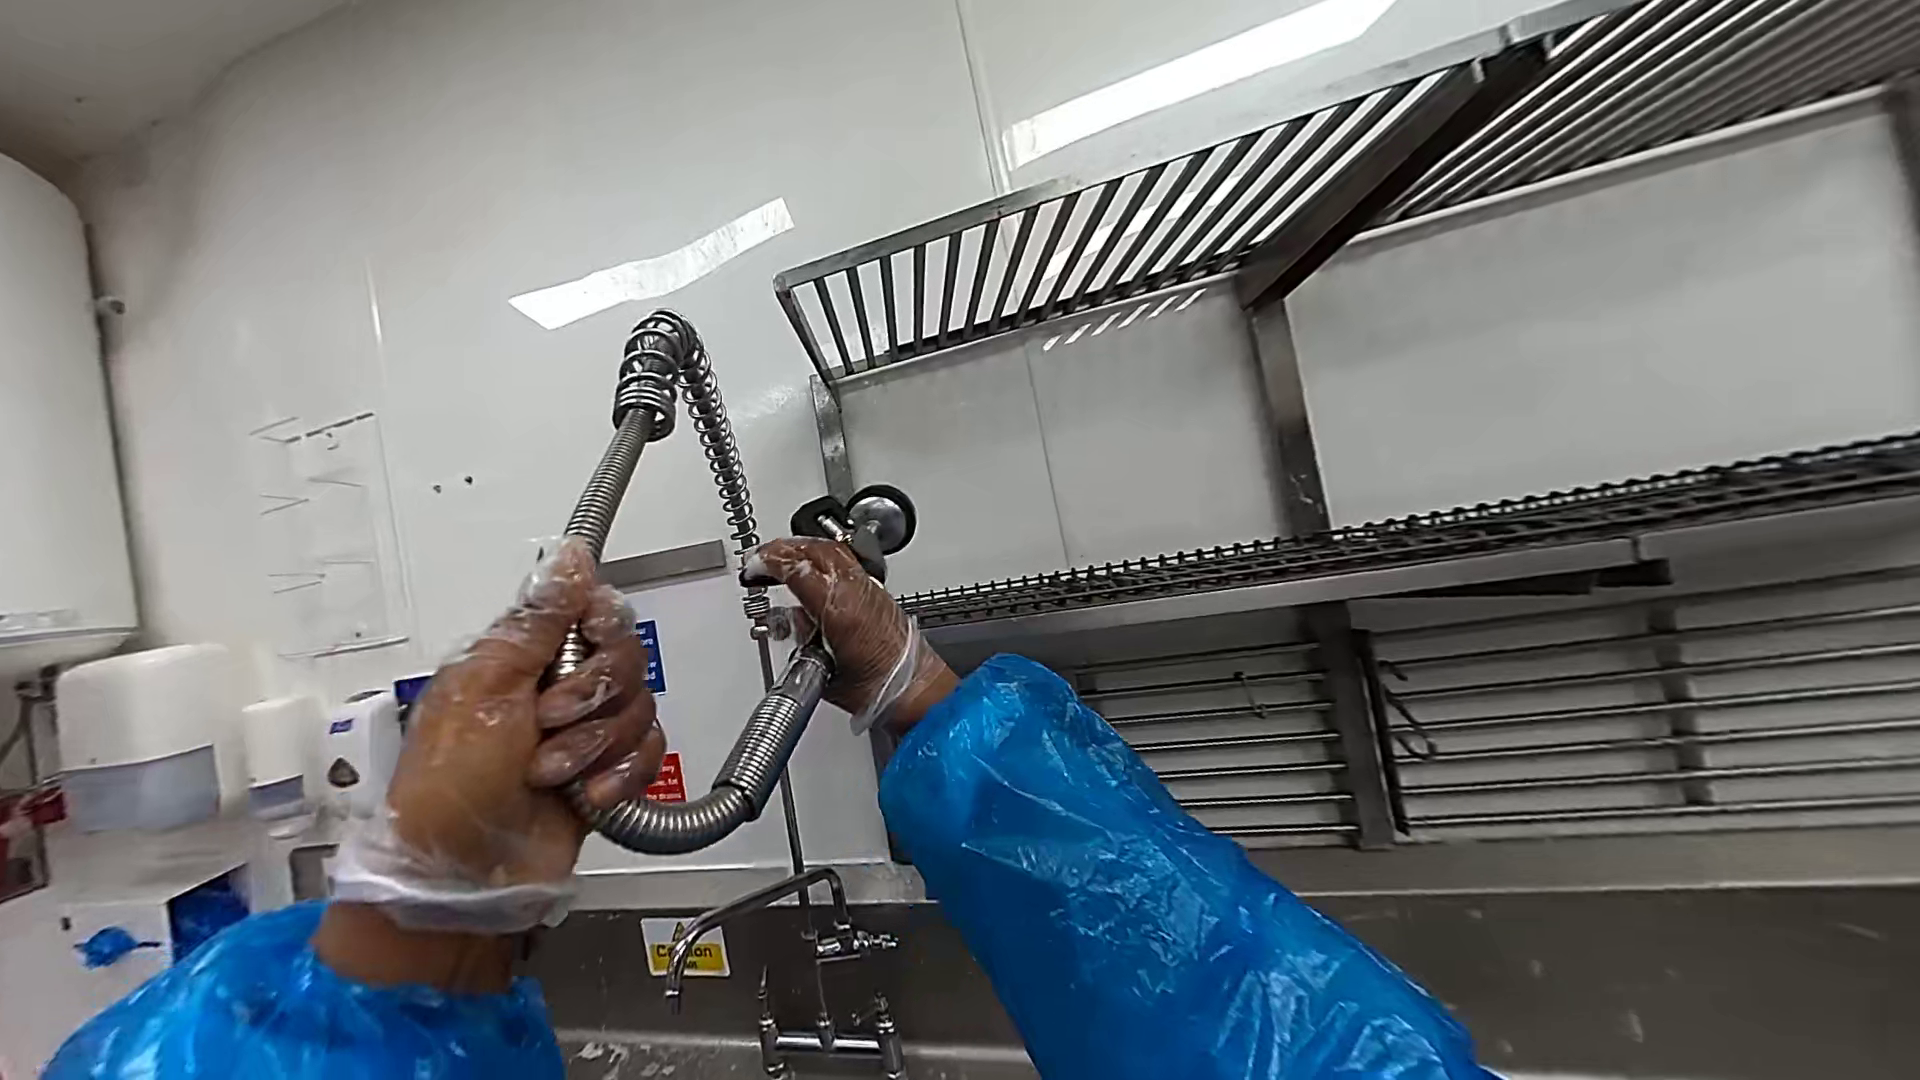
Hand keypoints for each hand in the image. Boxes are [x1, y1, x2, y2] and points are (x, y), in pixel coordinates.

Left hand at [319, 537, 665, 984]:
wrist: (462, 884)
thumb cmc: (450, 790)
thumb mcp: (483, 691)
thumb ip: (535, 622)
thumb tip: (567, 556)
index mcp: (524, 658)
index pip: (595, 608)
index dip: (601, 623)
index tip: (587, 645)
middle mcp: (561, 687)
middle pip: (627, 655)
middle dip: (596, 694)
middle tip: (553, 722)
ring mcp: (590, 729)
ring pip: (642, 704)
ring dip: (601, 742)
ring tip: (555, 772)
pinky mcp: (613, 765)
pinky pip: (652, 747)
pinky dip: (625, 772)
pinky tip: (590, 793)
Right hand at [745, 537, 956, 731]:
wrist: (916, 689)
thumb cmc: (879, 688)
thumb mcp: (823, 672)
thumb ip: (804, 640)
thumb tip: (794, 622)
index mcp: (841, 610)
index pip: (800, 570)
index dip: (771, 562)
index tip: (754, 567)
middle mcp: (857, 592)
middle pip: (818, 551)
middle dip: (785, 549)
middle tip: (763, 557)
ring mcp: (871, 589)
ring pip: (835, 551)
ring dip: (805, 550)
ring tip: (784, 558)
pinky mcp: (879, 593)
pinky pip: (849, 562)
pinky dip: (826, 559)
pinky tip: (815, 569)